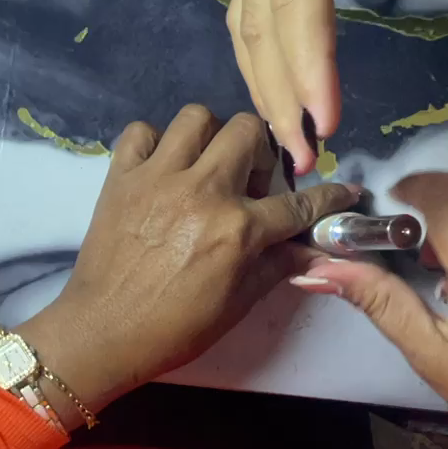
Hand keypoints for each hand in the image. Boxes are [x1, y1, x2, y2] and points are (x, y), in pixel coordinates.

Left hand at [18, 107, 358, 418]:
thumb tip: (314, 250)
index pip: (299, 202)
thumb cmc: (174, 327)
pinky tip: (158, 168)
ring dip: (208, 136)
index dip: (329, 196)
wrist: (104, 331)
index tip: (343, 191)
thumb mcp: (237, 304)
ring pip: (196, 117)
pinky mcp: (120, 177)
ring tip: (202, 166)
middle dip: (258, 150)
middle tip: (247, 179)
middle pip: (247, 130)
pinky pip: (140, 132)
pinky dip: (153, 142)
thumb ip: (276, 266)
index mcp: (238, 229)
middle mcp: (202, 190)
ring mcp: (157, 178)